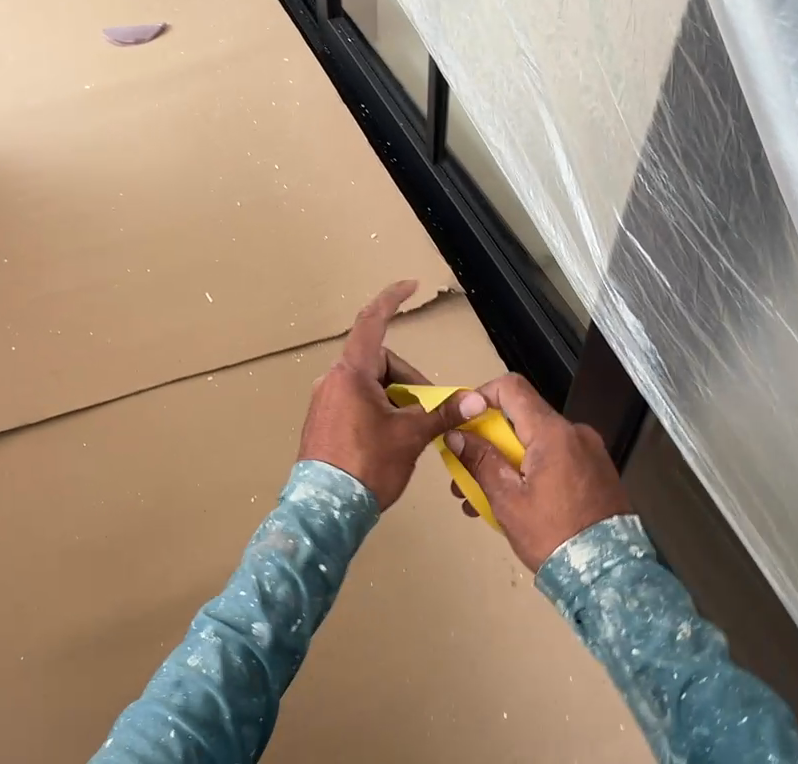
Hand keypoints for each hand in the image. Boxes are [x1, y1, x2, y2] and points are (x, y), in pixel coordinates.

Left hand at [297, 280, 487, 509]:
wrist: (326, 511)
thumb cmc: (367, 465)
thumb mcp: (410, 437)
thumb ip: (441, 412)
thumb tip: (475, 400)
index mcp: (350, 373)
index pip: (372, 322)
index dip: (392, 300)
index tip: (411, 286)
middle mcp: (333, 380)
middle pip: (379, 363)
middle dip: (409, 383)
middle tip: (429, 413)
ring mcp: (325, 401)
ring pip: (370, 386)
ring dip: (396, 400)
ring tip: (412, 433)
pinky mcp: (322, 421)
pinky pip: (357, 403)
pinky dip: (379, 411)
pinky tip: (391, 440)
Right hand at [446, 373, 630, 570]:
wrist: (611, 578)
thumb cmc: (553, 535)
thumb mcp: (507, 500)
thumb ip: (480, 461)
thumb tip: (455, 435)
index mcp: (553, 432)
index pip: (511, 388)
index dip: (481, 396)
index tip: (462, 422)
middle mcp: (575, 433)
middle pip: (521, 419)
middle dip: (487, 443)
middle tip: (462, 475)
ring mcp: (590, 453)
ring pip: (535, 444)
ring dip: (505, 463)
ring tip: (479, 501)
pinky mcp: (597, 473)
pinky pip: (554, 460)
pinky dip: (529, 473)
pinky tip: (512, 506)